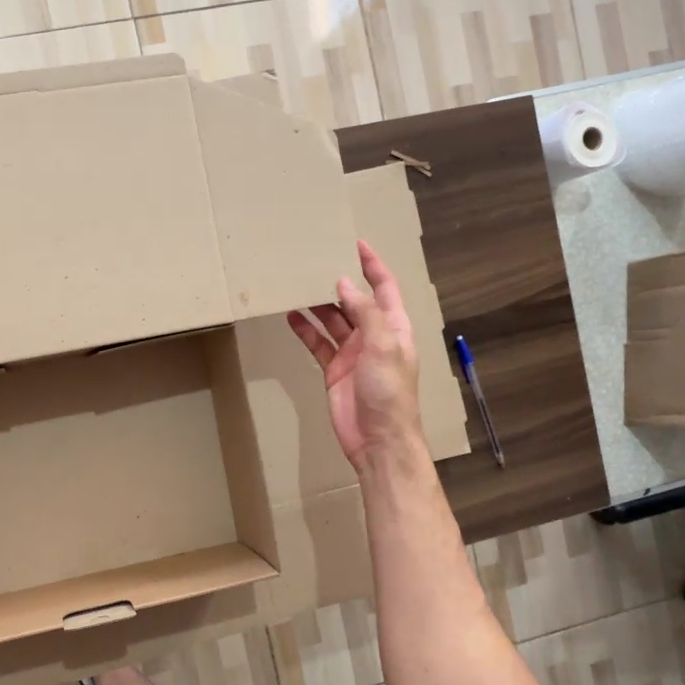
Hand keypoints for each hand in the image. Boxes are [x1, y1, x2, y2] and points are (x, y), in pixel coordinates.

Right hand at [288, 241, 423, 471]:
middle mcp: (373, 336)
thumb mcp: (383, 347)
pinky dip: (305, 330)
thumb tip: (344, 283)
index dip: (372, 265)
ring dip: (317, 304)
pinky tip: (290, 316)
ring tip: (297, 285)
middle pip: (354, 301)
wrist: (378, 440)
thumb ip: (365, 313)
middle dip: (338, 281)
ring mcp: (352, 353)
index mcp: (393, 327)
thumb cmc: (389, 393)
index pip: (384, 288)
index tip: (355, 244)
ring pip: (332, 320)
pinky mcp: (333, 370)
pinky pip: (317, 343)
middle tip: (315, 261)